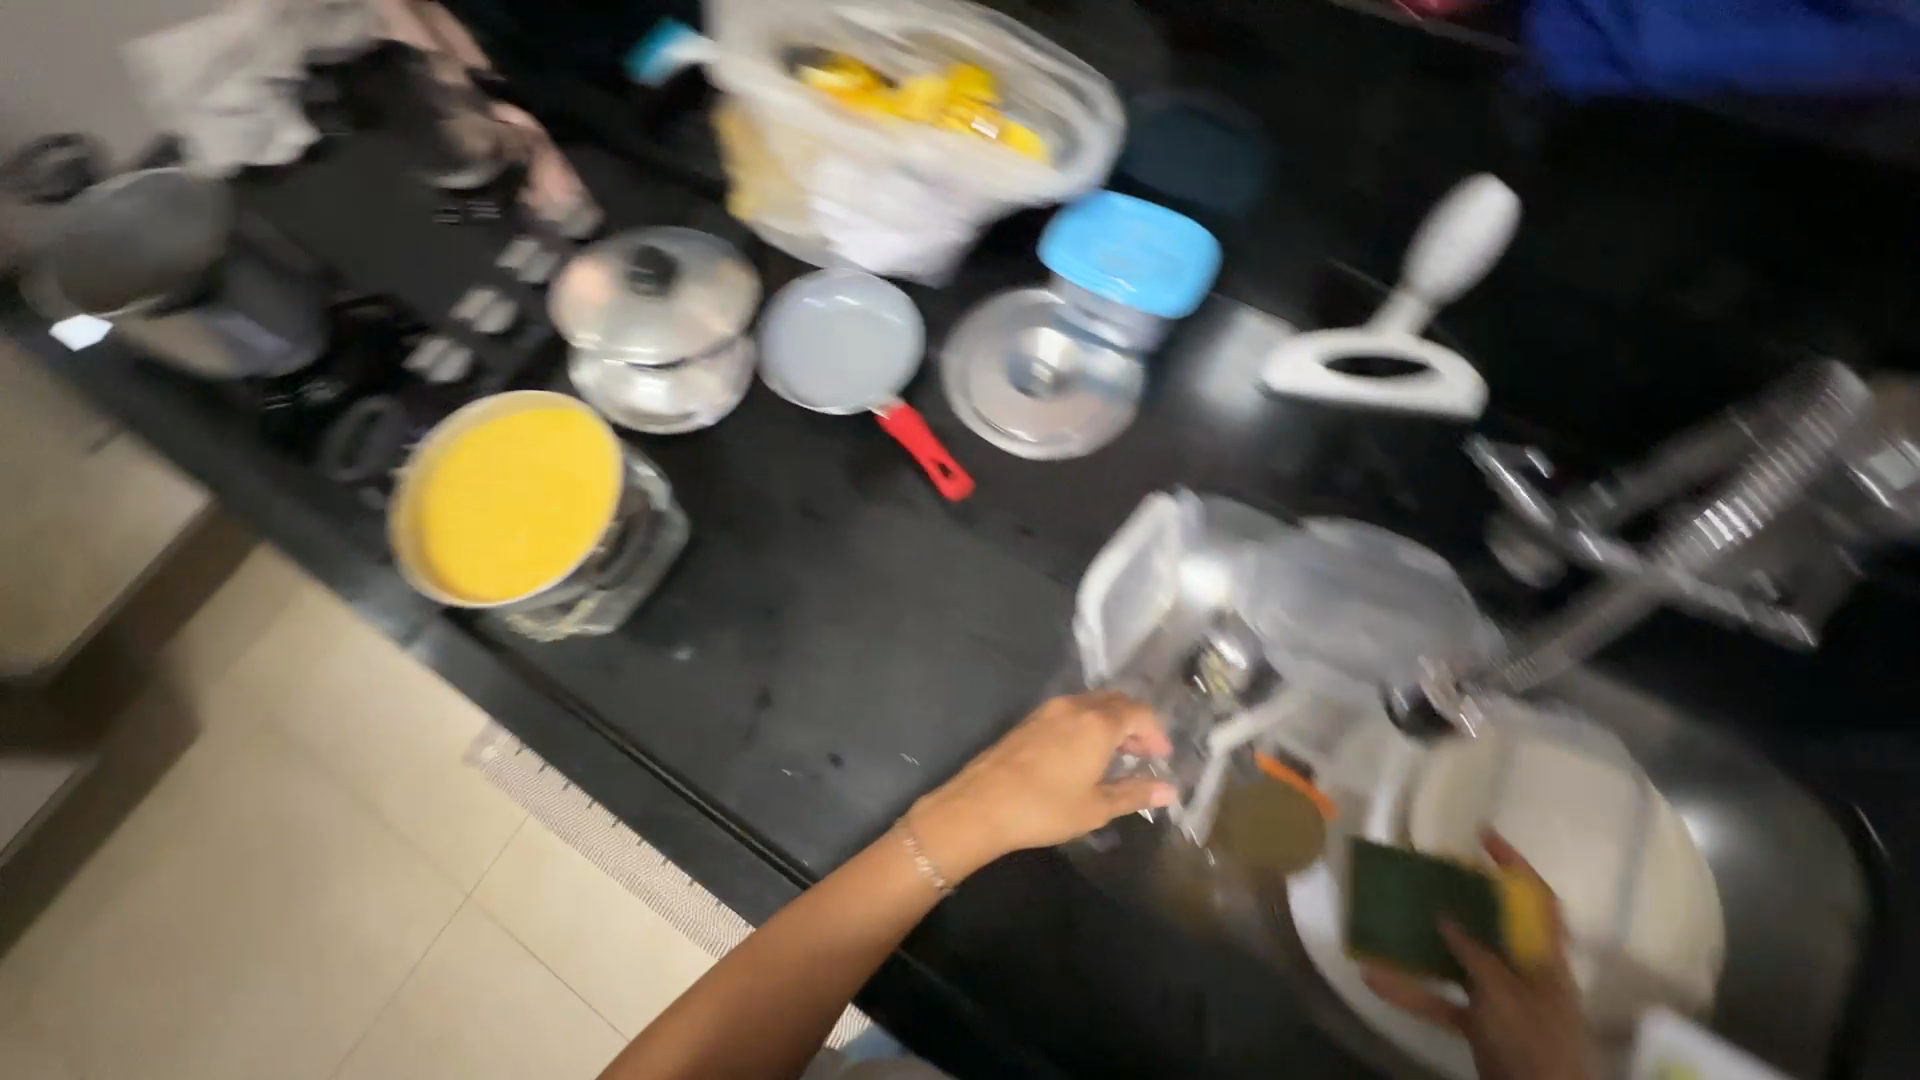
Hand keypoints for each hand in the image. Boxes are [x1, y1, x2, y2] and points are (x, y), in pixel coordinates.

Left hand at [909, 692, 1175, 881]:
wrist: (981, 804)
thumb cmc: (1045, 808)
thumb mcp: (1096, 807)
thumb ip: (1134, 794)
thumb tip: (1169, 790)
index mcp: (1097, 723)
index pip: (1139, 713)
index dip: (1156, 733)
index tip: (1161, 758)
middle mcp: (1074, 706)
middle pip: (1116, 702)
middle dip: (1135, 724)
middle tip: (1144, 755)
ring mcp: (1048, 710)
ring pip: (1091, 705)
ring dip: (1110, 724)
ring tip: (1117, 757)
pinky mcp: (1029, 720)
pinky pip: (1070, 712)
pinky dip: (1087, 725)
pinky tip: (1084, 754)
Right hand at [1362, 831, 1596, 1079]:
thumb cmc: (1535, 1045)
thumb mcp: (1505, 997)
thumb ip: (1476, 956)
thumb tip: (1445, 916)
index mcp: (1543, 960)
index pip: (1538, 901)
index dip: (1515, 865)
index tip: (1482, 835)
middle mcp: (1523, 972)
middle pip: (1492, 922)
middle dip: (1457, 895)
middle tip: (1424, 872)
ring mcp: (1500, 998)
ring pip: (1457, 958)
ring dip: (1421, 941)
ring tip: (1387, 915)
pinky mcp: (1479, 1022)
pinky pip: (1439, 998)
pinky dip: (1409, 989)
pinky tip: (1374, 978)